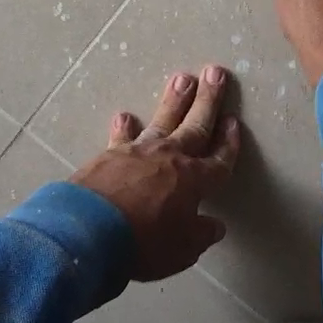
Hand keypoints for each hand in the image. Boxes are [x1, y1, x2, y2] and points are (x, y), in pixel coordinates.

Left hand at [69, 65, 242, 282]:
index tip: (233, 124)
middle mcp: (170, 158)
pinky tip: (124, 116)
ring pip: (162, 120)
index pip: (220, 160)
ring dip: (173, 100)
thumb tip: (215, 226)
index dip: (229, 144)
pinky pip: (122, 136)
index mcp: (195, 181)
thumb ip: (200, 235)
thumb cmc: (145, 243)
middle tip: (214, 72)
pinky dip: (125, 126)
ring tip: (182, 78)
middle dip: (208, 100)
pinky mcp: (110, 155)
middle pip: (195, 125)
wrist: (89, 231)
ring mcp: (138, 152)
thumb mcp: (182, 250)